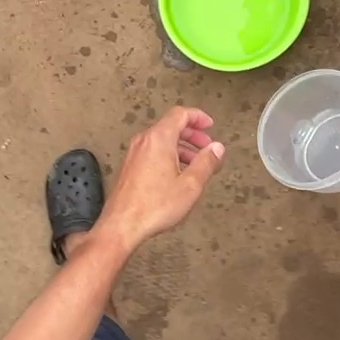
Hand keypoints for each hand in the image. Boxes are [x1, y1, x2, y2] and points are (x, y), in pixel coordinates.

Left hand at [91, 107, 225, 250]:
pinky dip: (168, 155)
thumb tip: (217, 148)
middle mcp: (144, 141)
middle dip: (192, 134)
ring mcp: (134, 154)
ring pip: (161, 140)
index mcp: (159, 139)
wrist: (122, 225)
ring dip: (181, 147)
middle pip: (171, 125)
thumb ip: (206, 163)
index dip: (198, 117)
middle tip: (206, 145)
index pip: (180, 114)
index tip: (209, 125)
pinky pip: (152, 152)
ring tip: (196, 163)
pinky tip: (177, 174)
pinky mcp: (129, 167)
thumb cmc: (154, 206)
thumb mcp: (190, 184)